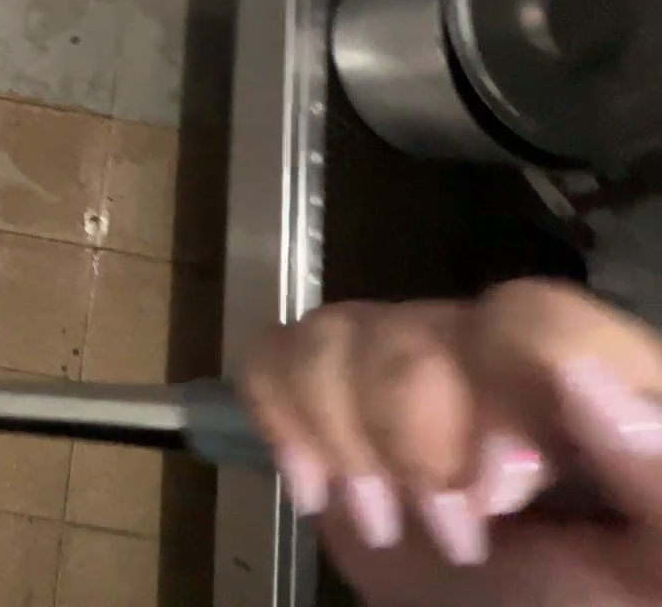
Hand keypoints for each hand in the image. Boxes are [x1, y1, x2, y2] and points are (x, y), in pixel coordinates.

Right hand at [240, 279, 661, 605]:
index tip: (497, 493)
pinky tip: (314, 485)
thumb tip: (583, 376)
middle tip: (451, 535)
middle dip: (407, 446)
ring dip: (340, 442)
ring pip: (326, 336)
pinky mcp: (315, 384)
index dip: (495, 391)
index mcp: (581, 374)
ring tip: (380, 517)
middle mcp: (476, 347)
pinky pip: (267, 355)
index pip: (528, 315)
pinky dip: (279, 423)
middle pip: (404, 332)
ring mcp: (387, 359)